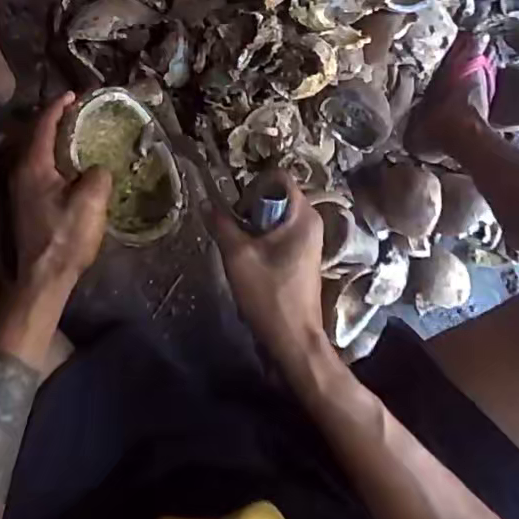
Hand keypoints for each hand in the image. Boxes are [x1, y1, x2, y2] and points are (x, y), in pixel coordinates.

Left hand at [10, 93, 110, 294]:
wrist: (42, 278)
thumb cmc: (65, 237)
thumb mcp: (90, 202)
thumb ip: (97, 175)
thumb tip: (97, 169)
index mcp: (33, 166)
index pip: (43, 125)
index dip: (58, 106)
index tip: (74, 94)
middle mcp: (21, 172)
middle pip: (35, 135)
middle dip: (56, 119)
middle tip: (78, 110)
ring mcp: (20, 189)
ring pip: (36, 152)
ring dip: (54, 138)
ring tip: (76, 132)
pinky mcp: (26, 203)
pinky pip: (39, 167)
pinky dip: (54, 156)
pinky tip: (70, 163)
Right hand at [208, 185, 326, 365]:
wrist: (294, 341)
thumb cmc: (270, 295)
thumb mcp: (238, 256)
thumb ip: (221, 224)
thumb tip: (206, 202)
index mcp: (303, 215)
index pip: (279, 177)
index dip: (254, 185)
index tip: (238, 207)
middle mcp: (312, 222)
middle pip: (277, 195)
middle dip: (252, 206)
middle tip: (236, 227)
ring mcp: (310, 240)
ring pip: (277, 215)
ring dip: (256, 224)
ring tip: (241, 244)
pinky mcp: (304, 256)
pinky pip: (282, 232)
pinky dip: (265, 238)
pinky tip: (251, 258)